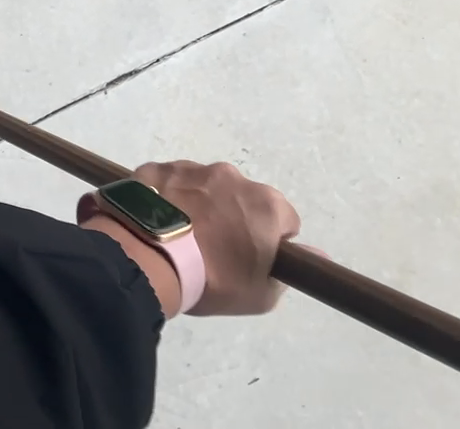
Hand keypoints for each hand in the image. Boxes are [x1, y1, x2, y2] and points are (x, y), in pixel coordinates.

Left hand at [134, 160, 300, 315]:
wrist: (145, 257)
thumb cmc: (212, 279)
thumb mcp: (262, 293)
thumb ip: (290, 270)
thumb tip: (314, 253)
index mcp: (266, 203)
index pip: (283, 219)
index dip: (269, 239)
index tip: (248, 255)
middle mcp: (229, 176)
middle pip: (239, 197)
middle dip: (231, 215)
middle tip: (210, 244)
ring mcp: (187, 167)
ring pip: (201, 185)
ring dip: (196, 202)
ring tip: (177, 231)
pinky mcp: (153, 167)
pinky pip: (167, 181)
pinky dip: (165, 194)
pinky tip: (153, 217)